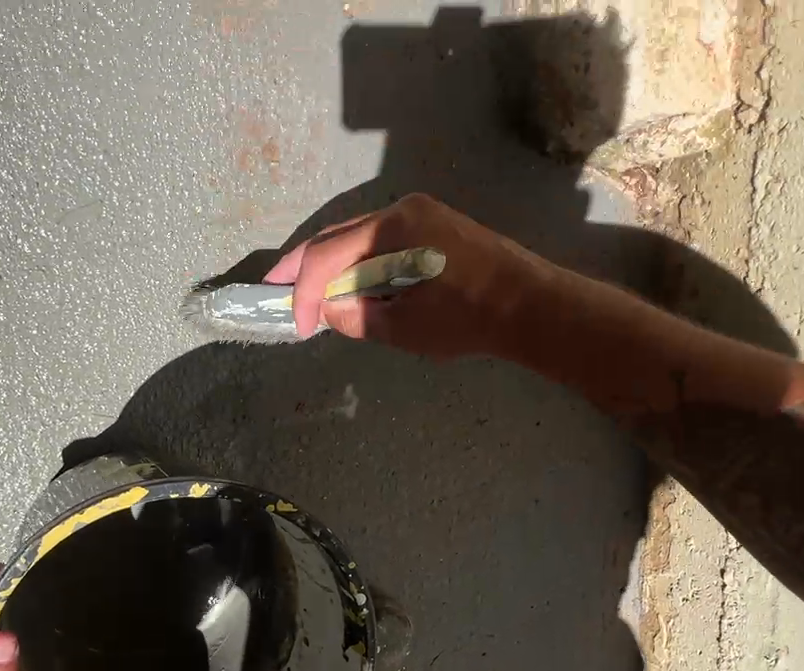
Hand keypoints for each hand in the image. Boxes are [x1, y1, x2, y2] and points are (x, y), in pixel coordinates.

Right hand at [264, 193, 560, 358]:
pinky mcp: (431, 227)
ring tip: (301, 290)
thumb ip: (358, 317)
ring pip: (355, 237)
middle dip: (302, 267)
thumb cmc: (469, 318)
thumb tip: (328, 310)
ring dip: (327, 265)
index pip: (328, 257)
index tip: (297, 326)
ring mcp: (418, 215)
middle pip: (335, 237)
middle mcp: (401, 210)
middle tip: (271, 288)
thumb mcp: (406, 327)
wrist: (532, 306)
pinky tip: (343, 283)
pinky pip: (377, 241)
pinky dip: (354, 262)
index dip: (304, 292)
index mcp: (393, 229)